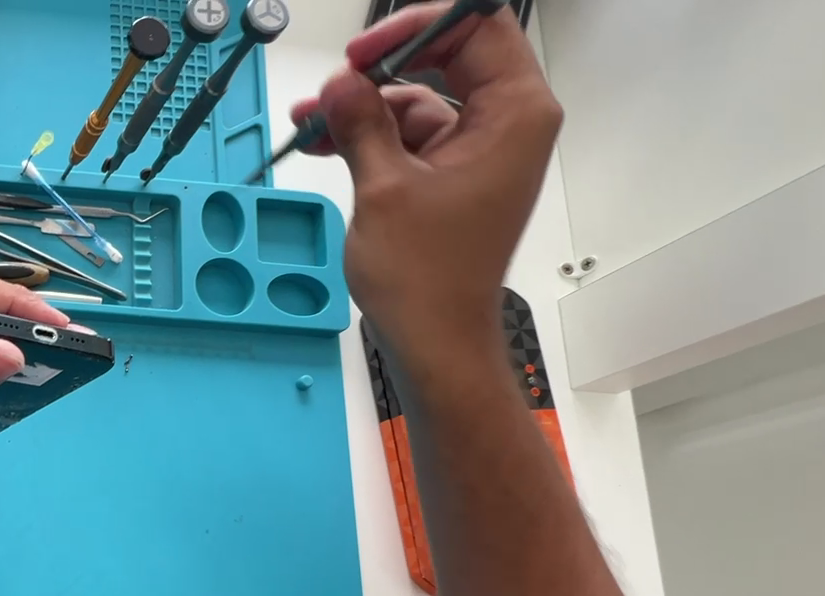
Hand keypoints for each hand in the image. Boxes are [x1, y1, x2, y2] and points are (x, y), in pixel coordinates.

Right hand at [289, 2, 561, 378]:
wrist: (433, 336)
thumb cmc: (423, 274)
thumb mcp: (384, 189)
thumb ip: (363, 125)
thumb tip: (339, 84)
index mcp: (514, 112)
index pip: (475, 30)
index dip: (412, 32)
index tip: (357, 56)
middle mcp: (505, 124)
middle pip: (444, 65)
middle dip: (379, 75)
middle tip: (329, 90)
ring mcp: (476, 153)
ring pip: (418, 106)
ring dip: (363, 113)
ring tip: (309, 125)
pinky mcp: (450, 180)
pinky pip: (409, 142)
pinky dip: (370, 141)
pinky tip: (328, 146)